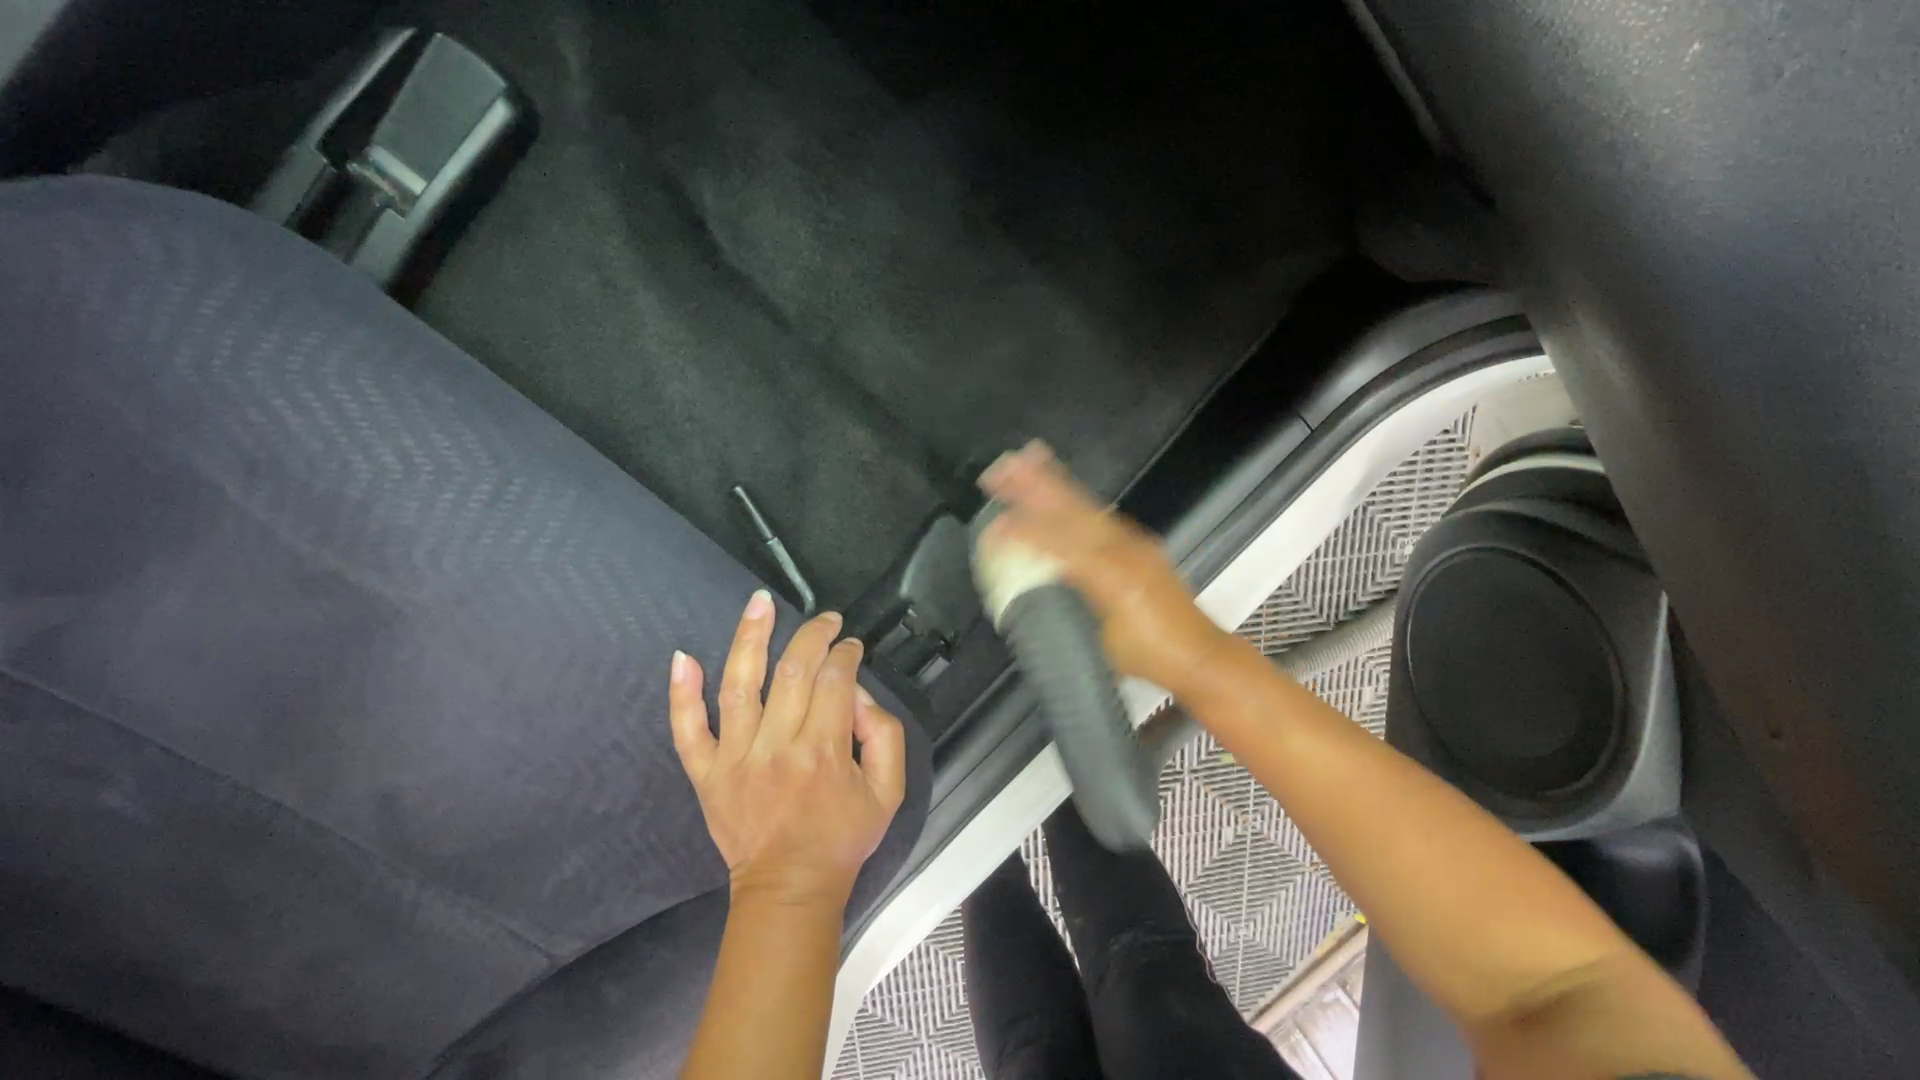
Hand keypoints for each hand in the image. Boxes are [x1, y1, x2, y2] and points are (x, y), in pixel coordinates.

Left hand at [669, 591, 907, 905]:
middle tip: (827, 620)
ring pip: (740, 687)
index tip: (851, 646)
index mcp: (823, 753)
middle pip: (792, 672)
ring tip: (760, 602)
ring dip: (750, 638)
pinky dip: (682, 694)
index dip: (846, 655)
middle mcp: (777, 748)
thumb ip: (885, 736)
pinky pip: (688, 731)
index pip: (834, 682)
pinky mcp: (707, 774)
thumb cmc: (842, 839)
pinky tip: (683, 656)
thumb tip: (858, 695)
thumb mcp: (889, 793)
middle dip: (813, 635)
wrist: (789, 888)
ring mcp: (735, 760)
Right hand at [979, 441, 1235, 698]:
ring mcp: (1134, 543)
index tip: (994, 526)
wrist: (1198, 655)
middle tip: (1003, 469)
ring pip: (1086, 505)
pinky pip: (1100, 513)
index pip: (1058, 544)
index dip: (1024, 532)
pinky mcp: (1140, 544)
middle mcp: (1123, 550)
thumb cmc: (1148, 656)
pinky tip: (1062, 487)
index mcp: (1111, 575)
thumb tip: (1034, 595)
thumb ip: (1069, 611)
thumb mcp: (1100, 643)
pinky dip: (1076, 496)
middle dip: (1034, 486)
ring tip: (1029, 457)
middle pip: (1071, 510)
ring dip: (1054, 481)